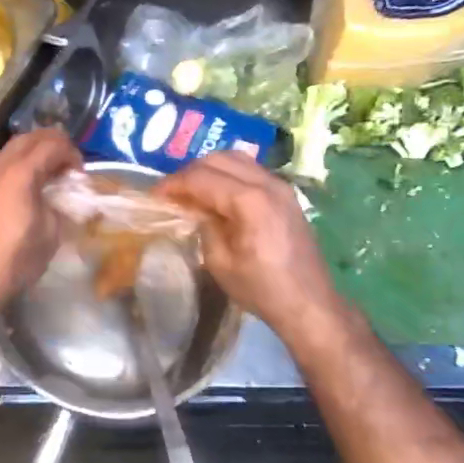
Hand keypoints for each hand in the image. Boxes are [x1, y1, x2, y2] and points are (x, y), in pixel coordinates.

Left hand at [0, 129, 81, 311]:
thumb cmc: (16, 260)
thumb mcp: (51, 233)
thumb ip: (60, 204)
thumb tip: (63, 194)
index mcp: (20, 174)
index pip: (51, 144)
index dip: (71, 153)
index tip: (80, 173)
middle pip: (29, 137)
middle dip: (53, 145)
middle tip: (67, 166)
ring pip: (11, 148)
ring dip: (34, 153)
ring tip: (49, 175)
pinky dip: (18, 164)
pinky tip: (27, 187)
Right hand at [155, 152, 347, 345]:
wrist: (309, 303)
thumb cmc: (262, 289)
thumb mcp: (220, 262)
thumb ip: (203, 226)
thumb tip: (192, 208)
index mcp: (249, 201)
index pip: (201, 178)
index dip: (173, 184)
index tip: (154, 195)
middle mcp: (267, 184)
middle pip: (218, 159)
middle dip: (189, 172)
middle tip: (171, 193)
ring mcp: (280, 186)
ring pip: (236, 159)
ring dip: (209, 170)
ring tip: (191, 191)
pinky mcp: (285, 194)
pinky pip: (250, 170)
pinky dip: (228, 175)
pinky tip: (217, 195)